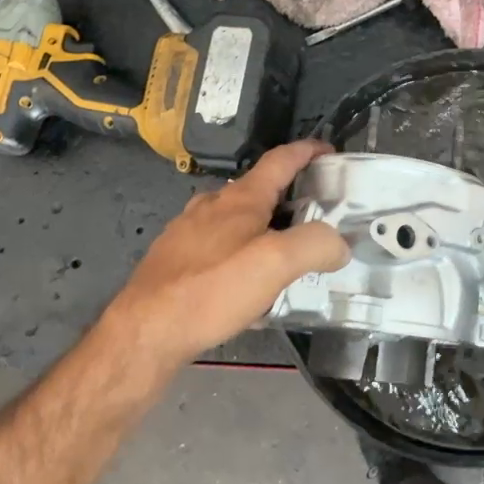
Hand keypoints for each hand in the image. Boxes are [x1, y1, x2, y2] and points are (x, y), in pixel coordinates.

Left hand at [104, 141, 348, 371]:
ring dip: (264, 226)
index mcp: (240, 199)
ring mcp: (188, 233)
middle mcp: (211, 206)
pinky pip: (217, 246)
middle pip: (257, 189)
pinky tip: (246, 281)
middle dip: (289, 195)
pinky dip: (240, 252)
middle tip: (317, 215)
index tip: (329, 152)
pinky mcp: (175, 261)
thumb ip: (315, 246)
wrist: (145, 332)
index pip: (280, 160)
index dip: (307, 151)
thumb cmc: (211, 289)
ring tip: (286, 252)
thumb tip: (338, 245)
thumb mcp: (276, 264)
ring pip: (235, 219)